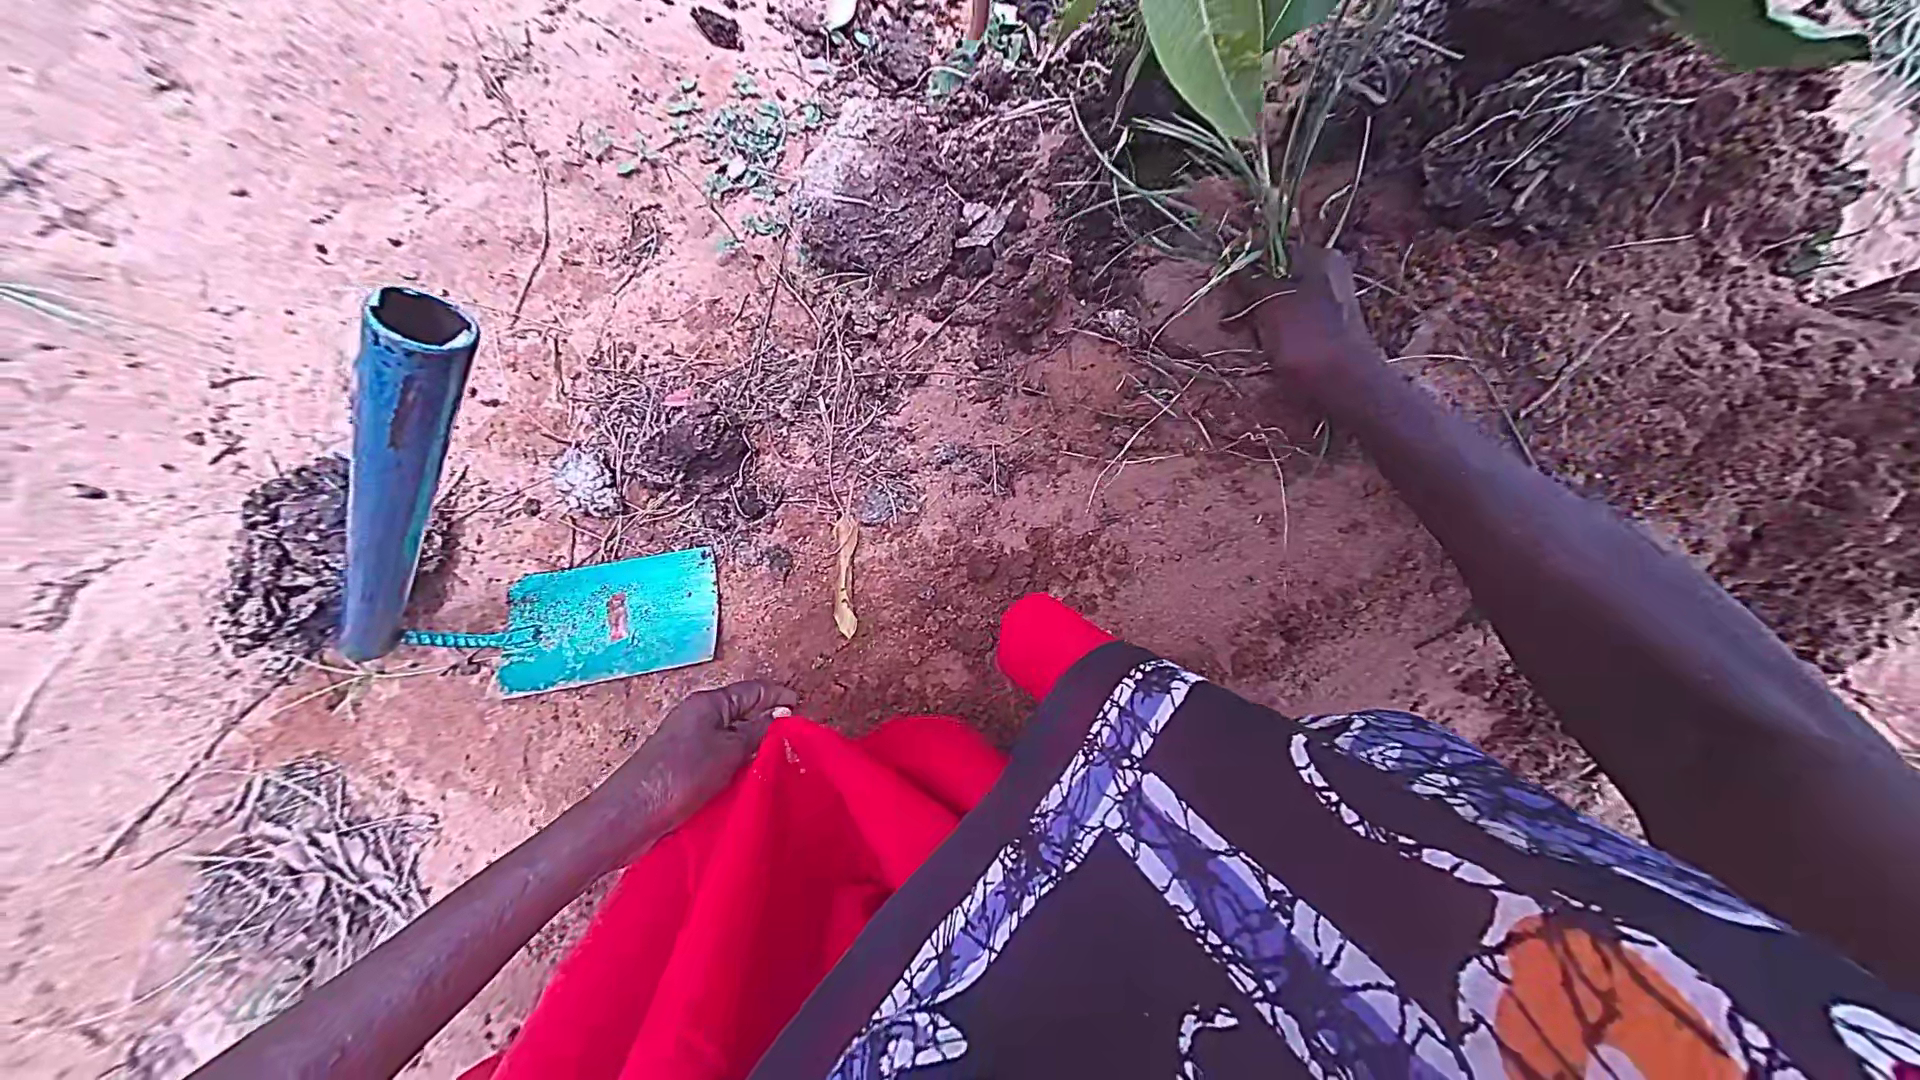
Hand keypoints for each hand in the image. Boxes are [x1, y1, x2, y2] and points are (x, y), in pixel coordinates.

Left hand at [597, 680, 797, 841]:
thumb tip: (780, 716)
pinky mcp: (684, 768)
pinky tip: (751, 780)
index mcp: (709, 703)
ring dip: (753, 748)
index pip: (753, 690)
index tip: (801, 708)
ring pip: (733, 739)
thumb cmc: (680, 776)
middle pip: (743, 713)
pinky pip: (721, 759)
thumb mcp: (729, 750)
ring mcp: (690, 742)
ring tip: (779, 761)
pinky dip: (737, 765)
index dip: (779, 695)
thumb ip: (759, 732)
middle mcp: (699, 717)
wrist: (630, 816)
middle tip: (795, 739)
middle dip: (769, 723)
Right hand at [1234, 246, 1381, 382]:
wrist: (1341, 386)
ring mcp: (1325, 307)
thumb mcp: (1271, 301)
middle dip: (1248, 297)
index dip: (1244, 266)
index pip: (1273, 250)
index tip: (1223, 285)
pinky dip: (1270, 335)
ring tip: (1243, 336)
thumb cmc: (1306, 338)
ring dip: (1255, 319)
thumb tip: (1233, 268)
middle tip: (1230, 317)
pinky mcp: (1321, 335)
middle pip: (1274, 279)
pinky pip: (1286, 326)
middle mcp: (1327, 278)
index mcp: (1320, 259)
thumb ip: (1252, 281)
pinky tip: (1262, 349)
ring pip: (1277, 305)